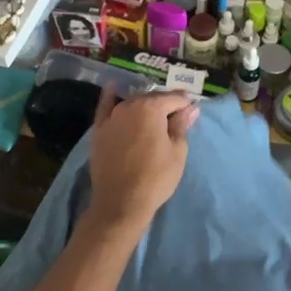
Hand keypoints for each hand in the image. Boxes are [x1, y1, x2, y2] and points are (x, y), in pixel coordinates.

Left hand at [85, 88, 199, 236]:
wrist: (121, 203)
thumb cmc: (155, 177)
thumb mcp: (177, 151)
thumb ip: (181, 125)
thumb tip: (190, 108)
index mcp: (151, 107)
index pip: (174, 99)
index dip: (185, 106)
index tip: (192, 113)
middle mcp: (129, 105)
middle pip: (152, 99)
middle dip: (165, 105)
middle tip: (176, 119)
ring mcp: (111, 117)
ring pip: (132, 103)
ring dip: (145, 106)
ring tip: (155, 116)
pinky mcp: (98, 131)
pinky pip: (105, 108)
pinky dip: (110, 97)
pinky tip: (113, 88)